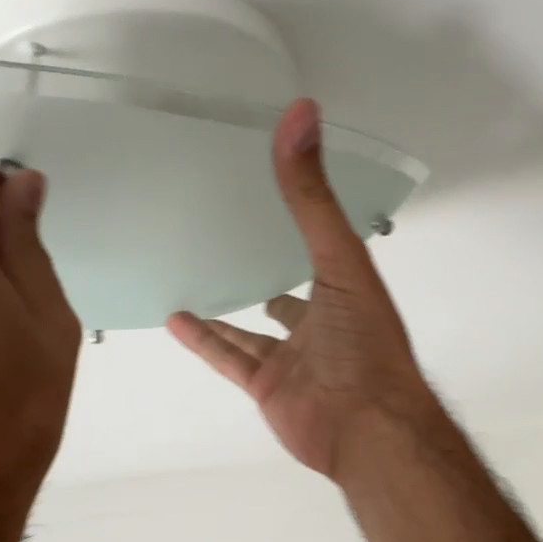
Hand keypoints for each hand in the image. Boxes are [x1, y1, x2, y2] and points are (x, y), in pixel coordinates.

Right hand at [167, 99, 441, 480]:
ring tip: (190, 275)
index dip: (298, 220)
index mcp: (345, 290)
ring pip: (251, 330)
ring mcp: (293, 359)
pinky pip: (230, 359)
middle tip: (223, 238)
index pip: (318, 246)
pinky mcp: (268, 388)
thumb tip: (299, 113)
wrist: (367, 428)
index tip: (267, 190)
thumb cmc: (364, 343)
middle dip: (262, 270)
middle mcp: (321, 323)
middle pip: (285, 292)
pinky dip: (204, 341)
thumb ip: (313, 196)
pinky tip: (175, 317)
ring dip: (225, 308)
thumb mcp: (339, 260)